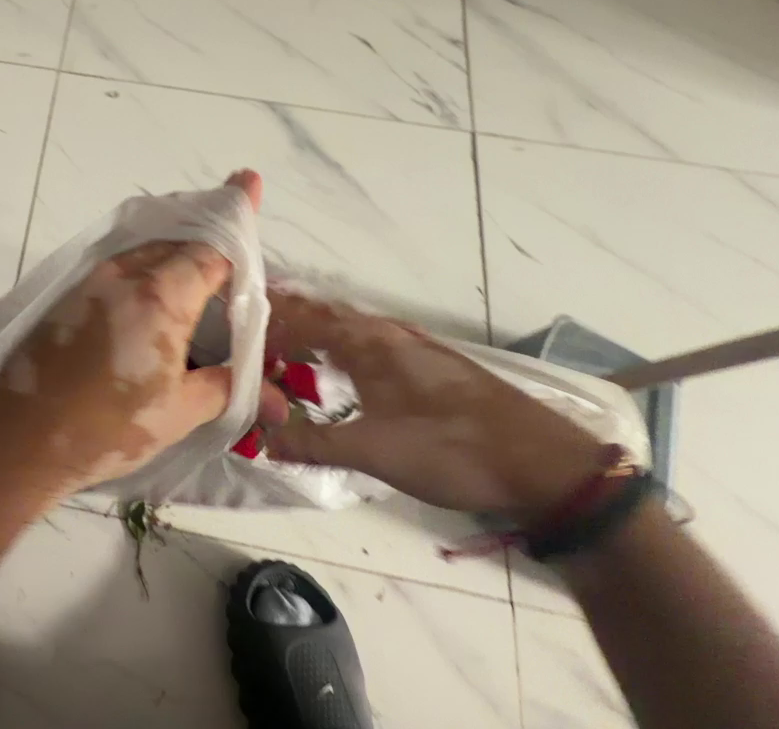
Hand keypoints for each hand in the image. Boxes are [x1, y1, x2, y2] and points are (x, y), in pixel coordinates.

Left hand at [0, 171, 267, 495]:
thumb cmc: (106, 427)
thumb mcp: (179, 412)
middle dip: (207, 230)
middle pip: (176, 238)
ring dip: (175, 246)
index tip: (250, 184)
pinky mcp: (69, 296)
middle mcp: (124, 275)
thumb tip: (274, 398)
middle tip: (234, 226)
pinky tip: (156, 289)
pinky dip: (147, 262)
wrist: (20, 435)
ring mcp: (90, 282)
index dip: (237, 220)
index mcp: (160, 296)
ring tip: (201, 260)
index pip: (210, 247)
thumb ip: (227, 389)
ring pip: (144, 248)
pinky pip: (119, 263)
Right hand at [263, 298, 606, 522]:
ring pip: (352, 327)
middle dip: (287, 317)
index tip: (233, 326)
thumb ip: (311, 444)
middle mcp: (389, 335)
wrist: (545, 464)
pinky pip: (372, 341)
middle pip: (326, 314)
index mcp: (369, 343)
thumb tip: (257, 439)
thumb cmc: (451, 450)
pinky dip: (344, 344)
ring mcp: (416, 348)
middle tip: (251, 326)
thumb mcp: (372, 452)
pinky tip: (347, 368)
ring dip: (316, 329)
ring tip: (287, 341)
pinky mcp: (435, 367)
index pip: (303, 319)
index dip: (267, 322)